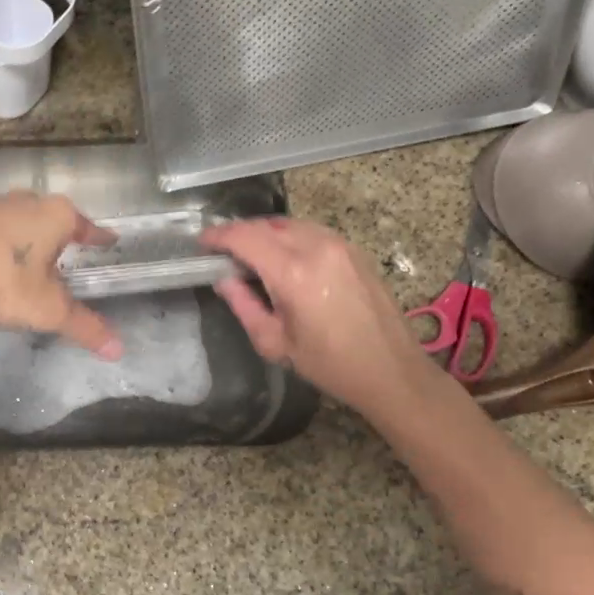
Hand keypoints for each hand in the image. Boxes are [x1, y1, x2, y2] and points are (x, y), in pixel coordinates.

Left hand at [0, 191, 121, 358]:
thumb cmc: (2, 285)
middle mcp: (21, 203)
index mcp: (53, 216)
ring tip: (26, 259)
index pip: (84, 224)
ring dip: (22, 236)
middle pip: (47, 214)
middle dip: (57, 231)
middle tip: (65, 249)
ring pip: (13, 219)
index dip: (97, 236)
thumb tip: (119, 350)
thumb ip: (85, 327)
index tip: (107, 240)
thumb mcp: (48, 310)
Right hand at [200, 218, 449, 414]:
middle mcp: (316, 248)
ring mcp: (339, 245)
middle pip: (265, 225)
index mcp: (293, 273)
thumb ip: (244, 305)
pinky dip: (288, 236)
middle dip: (239, 233)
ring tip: (249, 253)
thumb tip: (225, 280)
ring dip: (264, 232)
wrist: (392, 370)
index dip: (218, 237)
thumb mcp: (275, 343)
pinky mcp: (354, 250)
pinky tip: (282, 256)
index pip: (244, 238)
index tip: (201, 244)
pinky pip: (311, 231)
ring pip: (288, 224)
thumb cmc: (330, 364)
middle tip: (222, 252)